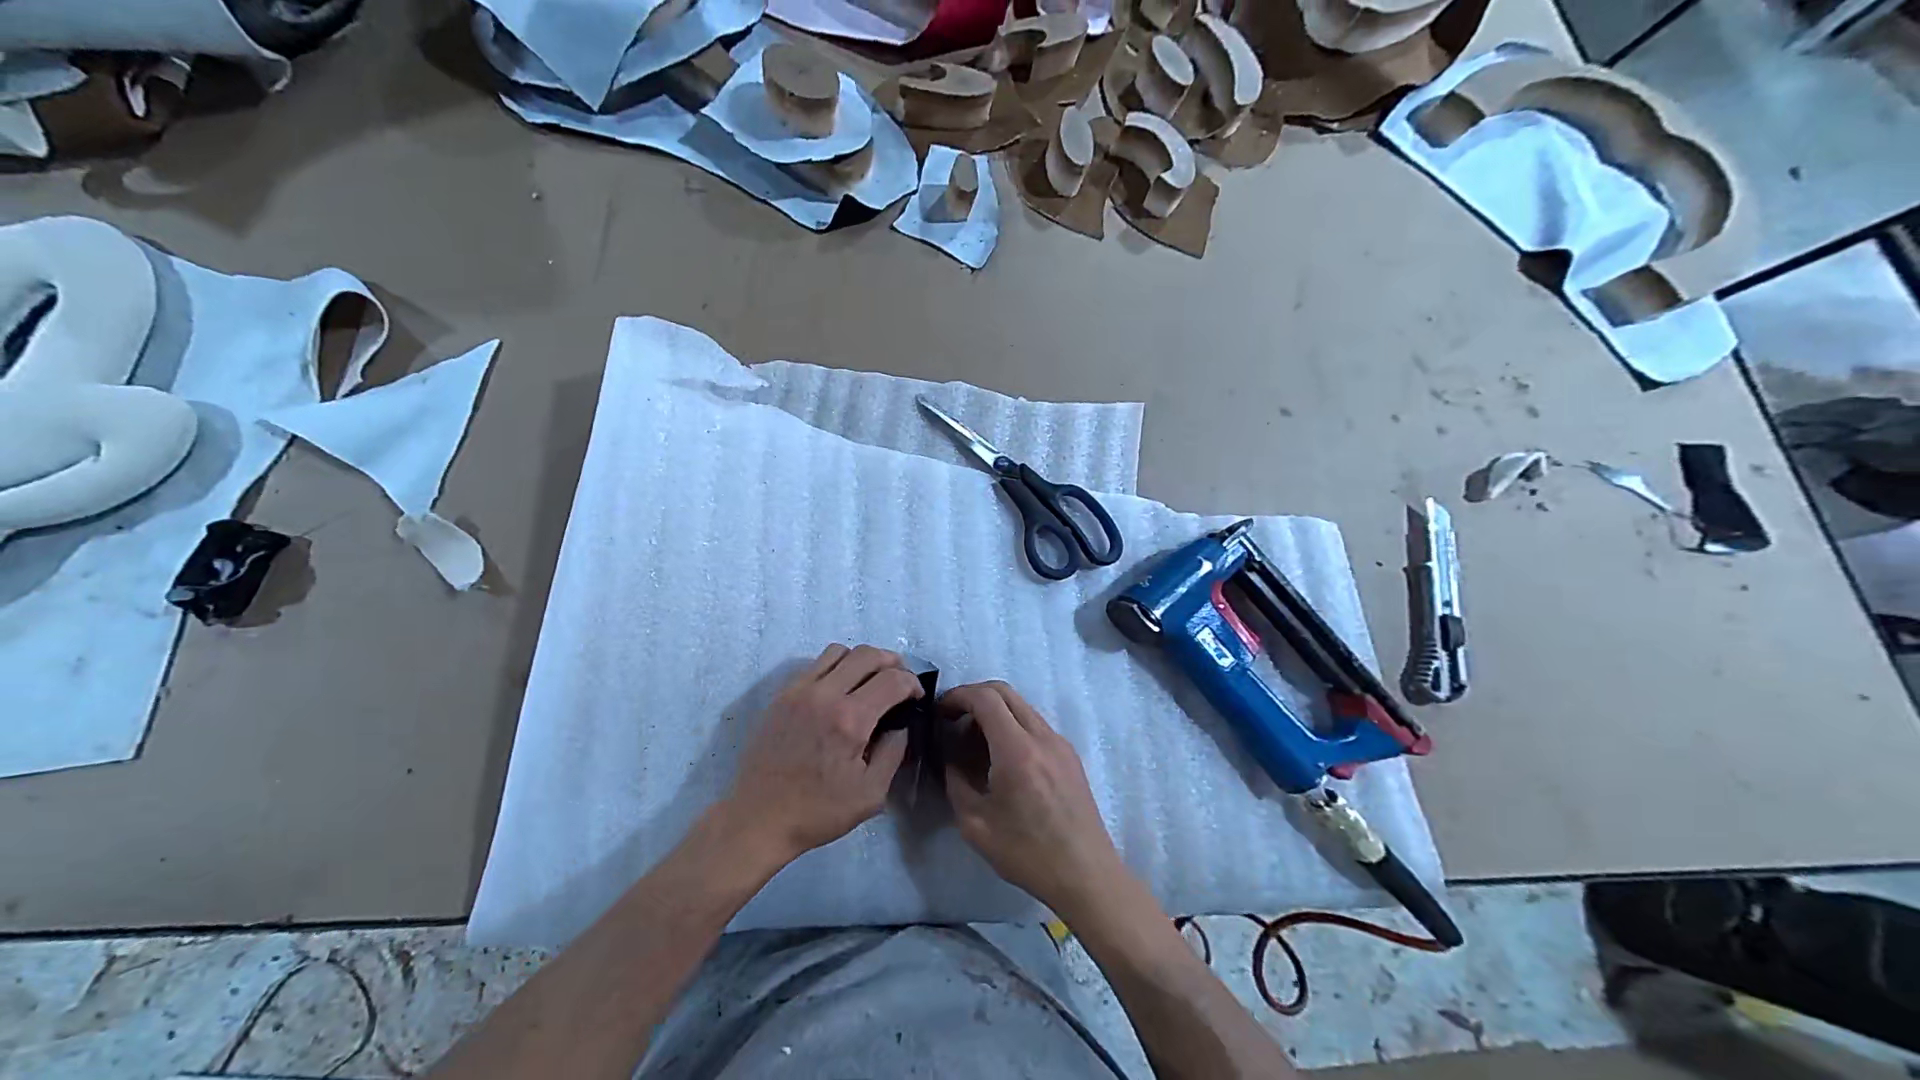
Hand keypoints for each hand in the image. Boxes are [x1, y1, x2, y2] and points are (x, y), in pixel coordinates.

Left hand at [724, 644, 922, 865]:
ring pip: (839, 651)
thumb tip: (901, 724)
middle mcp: (825, 695)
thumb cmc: (818, 811)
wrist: (759, 818)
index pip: (893, 680)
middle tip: (899, 683)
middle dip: (892, 663)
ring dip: (862, 661)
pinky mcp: (782, 695)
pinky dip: (835, 668)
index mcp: (850, 720)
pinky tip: (839, 692)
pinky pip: (815, 665)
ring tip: (869, 682)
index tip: (916, 697)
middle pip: (868, 654)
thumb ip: (894, 752)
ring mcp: (799, 691)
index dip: (912, 683)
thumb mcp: (871, 793)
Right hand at [940, 681, 1125, 917]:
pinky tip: (1000, 757)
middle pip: (1005, 692)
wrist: (1086, 875)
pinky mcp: (1069, 756)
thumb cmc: (1027, 854)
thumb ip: (956, 781)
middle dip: (973, 696)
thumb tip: (950, 756)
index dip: (958, 696)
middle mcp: (1042, 736)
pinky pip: (1035, 724)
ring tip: (973, 742)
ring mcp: (1060, 743)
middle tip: (952, 719)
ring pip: (1021, 706)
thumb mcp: (975, 824)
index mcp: (1017, 750)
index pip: (985, 698)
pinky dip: (1012, 725)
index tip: (939, 712)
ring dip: (994, 711)